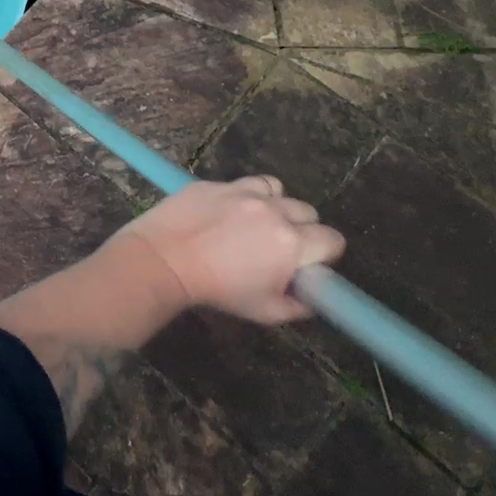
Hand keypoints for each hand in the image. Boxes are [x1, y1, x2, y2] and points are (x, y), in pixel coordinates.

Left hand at [119, 176, 344, 323]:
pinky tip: (225, 212)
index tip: (304, 262)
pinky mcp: (211, 183)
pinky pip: (239, 183)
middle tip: (277, 244)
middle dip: (300, 227)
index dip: (322, 252)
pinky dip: (240, 196)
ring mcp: (239, 192)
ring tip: (255, 221)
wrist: (162, 260)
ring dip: (273, 204)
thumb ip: (297, 306)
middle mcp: (271, 210)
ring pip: (275, 189)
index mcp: (292, 242)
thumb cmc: (217, 289)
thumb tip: (308, 299)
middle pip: (306, 211)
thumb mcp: (266, 311)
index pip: (332, 239)